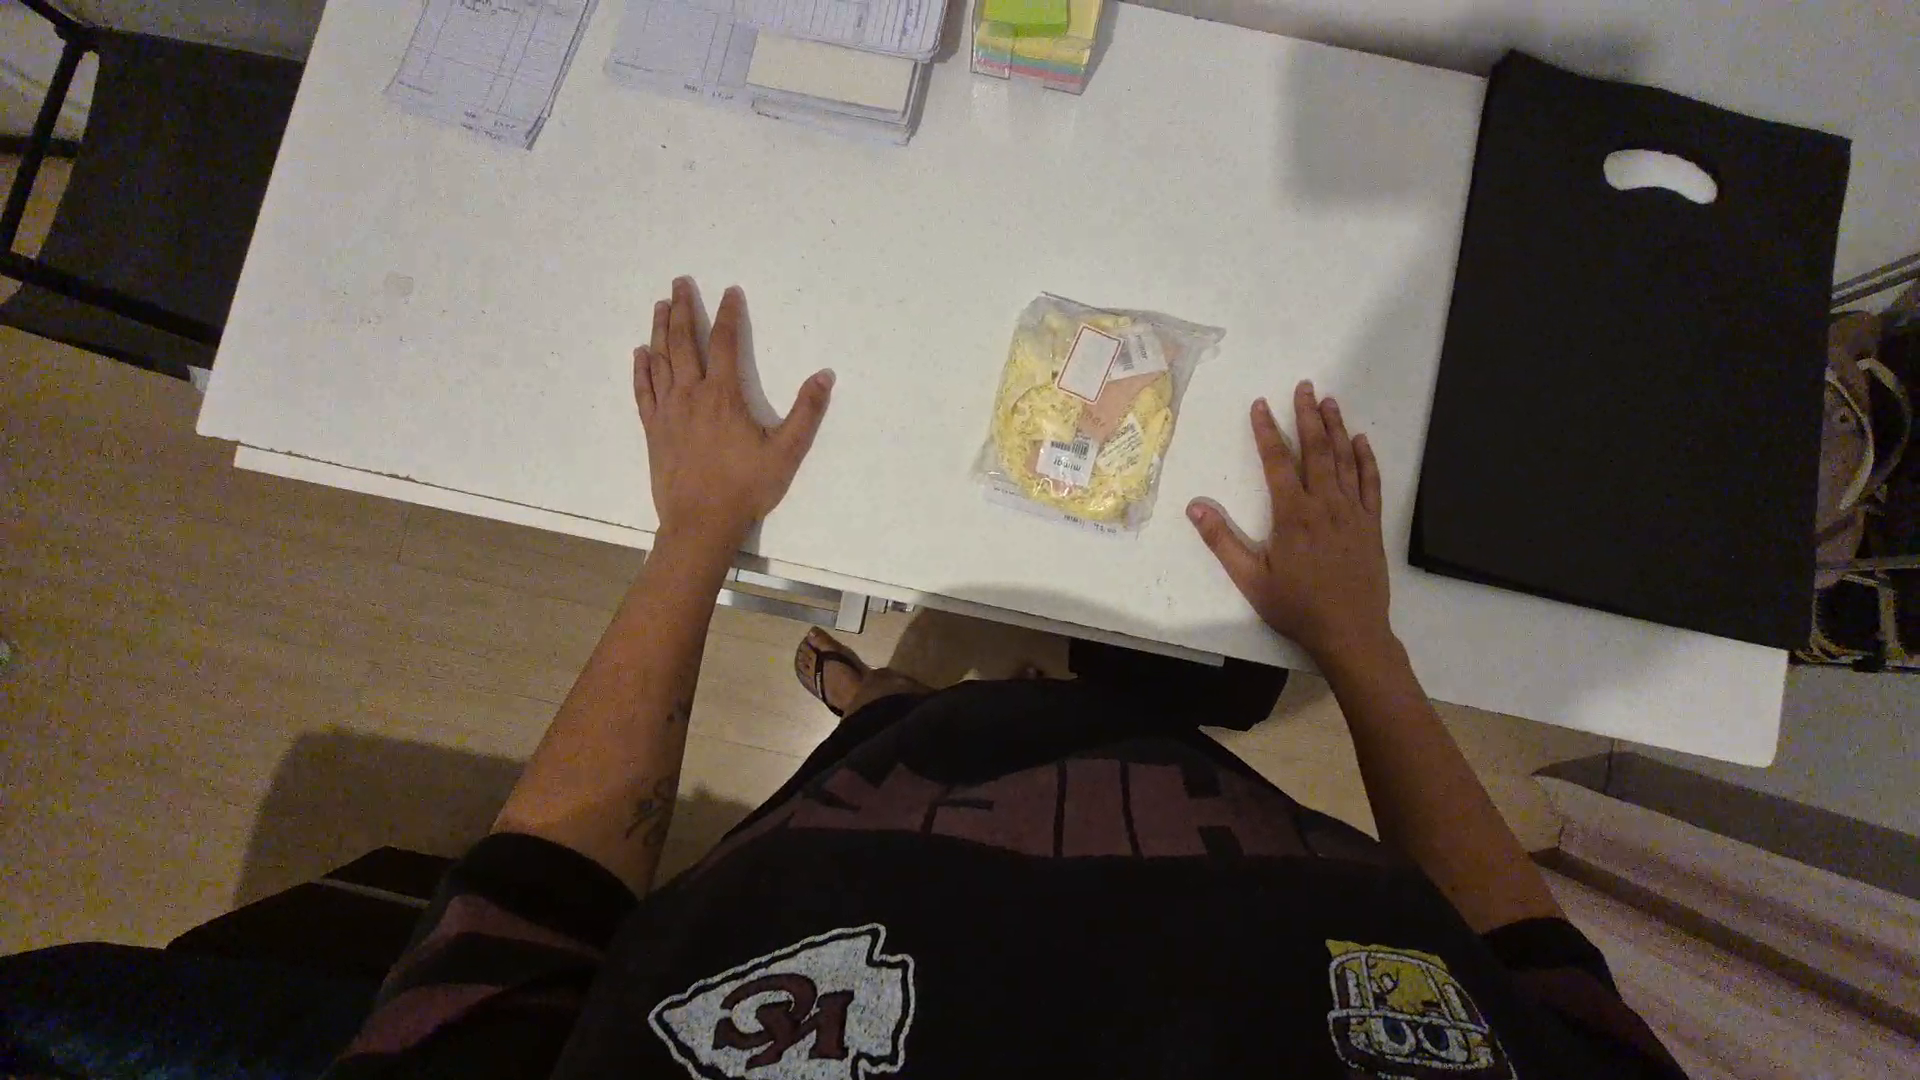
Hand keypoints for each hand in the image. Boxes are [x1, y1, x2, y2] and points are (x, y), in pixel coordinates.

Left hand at [634, 278, 832, 543]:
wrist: (701, 522)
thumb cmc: (747, 488)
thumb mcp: (787, 452)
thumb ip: (806, 412)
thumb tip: (824, 375)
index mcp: (724, 395)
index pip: (724, 342)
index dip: (728, 314)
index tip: (730, 292)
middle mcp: (691, 394)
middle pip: (682, 341)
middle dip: (682, 308)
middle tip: (679, 282)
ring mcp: (667, 411)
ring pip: (659, 360)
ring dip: (659, 329)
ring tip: (659, 305)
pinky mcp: (653, 430)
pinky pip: (643, 391)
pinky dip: (641, 369)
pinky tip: (640, 354)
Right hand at [1188, 380, 1392, 663]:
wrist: (1350, 631)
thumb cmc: (1295, 606)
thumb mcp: (1250, 578)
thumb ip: (1222, 540)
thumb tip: (1194, 508)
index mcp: (1293, 515)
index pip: (1277, 462)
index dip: (1267, 431)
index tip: (1261, 405)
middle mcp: (1325, 505)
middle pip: (1315, 451)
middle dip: (1307, 416)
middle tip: (1304, 387)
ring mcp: (1353, 513)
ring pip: (1344, 461)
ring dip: (1336, 428)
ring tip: (1329, 401)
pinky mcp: (1372, 525)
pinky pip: (1371, 483)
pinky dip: (1366, 459)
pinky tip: (1360, 441)